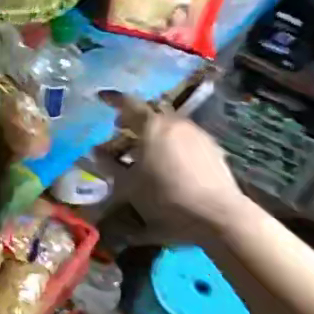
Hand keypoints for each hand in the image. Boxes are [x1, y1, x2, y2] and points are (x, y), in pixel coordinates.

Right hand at [102, 93, 250, 231]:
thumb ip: (109, 165)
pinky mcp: (213, 150)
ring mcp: (198, 135)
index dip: (113, 100)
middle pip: (151, 114)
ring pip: (169, 126)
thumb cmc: (165, 199)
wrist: (218, 216)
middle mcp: (176, 124)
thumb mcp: (128, 186)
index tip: (101, 97)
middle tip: (118, 130)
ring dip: (152, 133)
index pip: (129, 104)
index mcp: (153, 127)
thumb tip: (96, 151)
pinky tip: (167, 163)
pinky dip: (170, 143)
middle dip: (133, 120)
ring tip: (142, 151)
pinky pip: (184, 138)